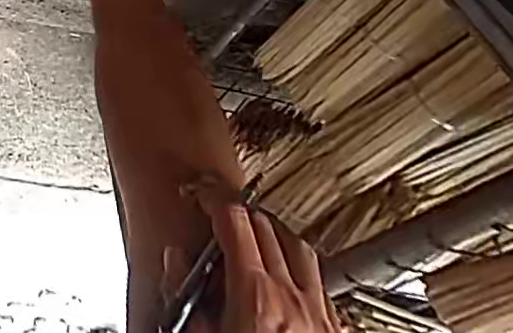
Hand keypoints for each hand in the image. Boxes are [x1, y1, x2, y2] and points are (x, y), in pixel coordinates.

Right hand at [173, 179, 338, 332]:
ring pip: (300, 248)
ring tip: (255, 234)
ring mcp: (320, 317)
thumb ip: (185, 295)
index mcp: (255, 295)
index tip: (199, 194)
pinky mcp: (338, 332)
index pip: (233, 218)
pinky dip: (300, 271)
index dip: (211, 197)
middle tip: (218, 213)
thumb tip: (175, 259)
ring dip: (274, 233)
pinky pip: (322, 285)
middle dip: (237, 212)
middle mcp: (292, 299)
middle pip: (265, 225)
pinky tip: (287, 280)